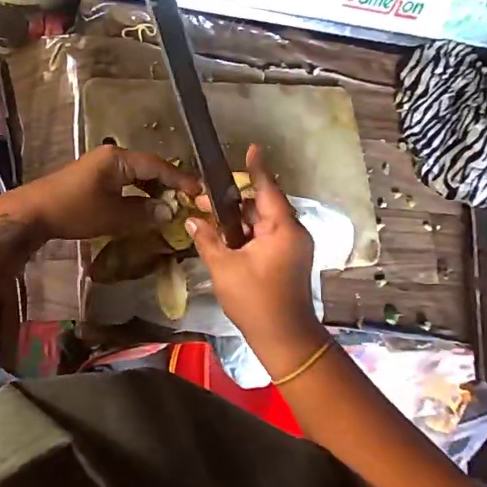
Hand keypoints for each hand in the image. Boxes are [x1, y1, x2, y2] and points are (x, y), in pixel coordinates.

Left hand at [2, 145, 201, 243]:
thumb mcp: (114, 215)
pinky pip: (124, 181)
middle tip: (188, 200)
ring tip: (170, 206)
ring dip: (153, 189)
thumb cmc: (75, 210)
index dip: (180, 179)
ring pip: (136, 175)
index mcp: (118, 158)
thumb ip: (144, 212)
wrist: (34, 213)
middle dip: (168, 184)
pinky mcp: (93, 177)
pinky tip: (145, 206)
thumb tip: (169, 211)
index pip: (158, 165)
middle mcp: (111, 156)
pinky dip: (138, 192)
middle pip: (148, 167)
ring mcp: (101, 166)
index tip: (199, 191)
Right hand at [188, 145, 327, 368]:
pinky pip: (267, 238)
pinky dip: (247, 235)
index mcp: (282, 229)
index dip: (256, 168)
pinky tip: (225, 241)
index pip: (268, 188)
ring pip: (263, 223)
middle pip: (262, 206)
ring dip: (238, 222)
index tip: (251, 148)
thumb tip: (193, 221)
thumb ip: (208, 240)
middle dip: (233, 203)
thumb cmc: (255, 300)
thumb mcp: (224, 267)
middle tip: (202, 200)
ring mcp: (293, 248)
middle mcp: (293, 233)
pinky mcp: (289, 261)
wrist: (284, 338)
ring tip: (208, 222)